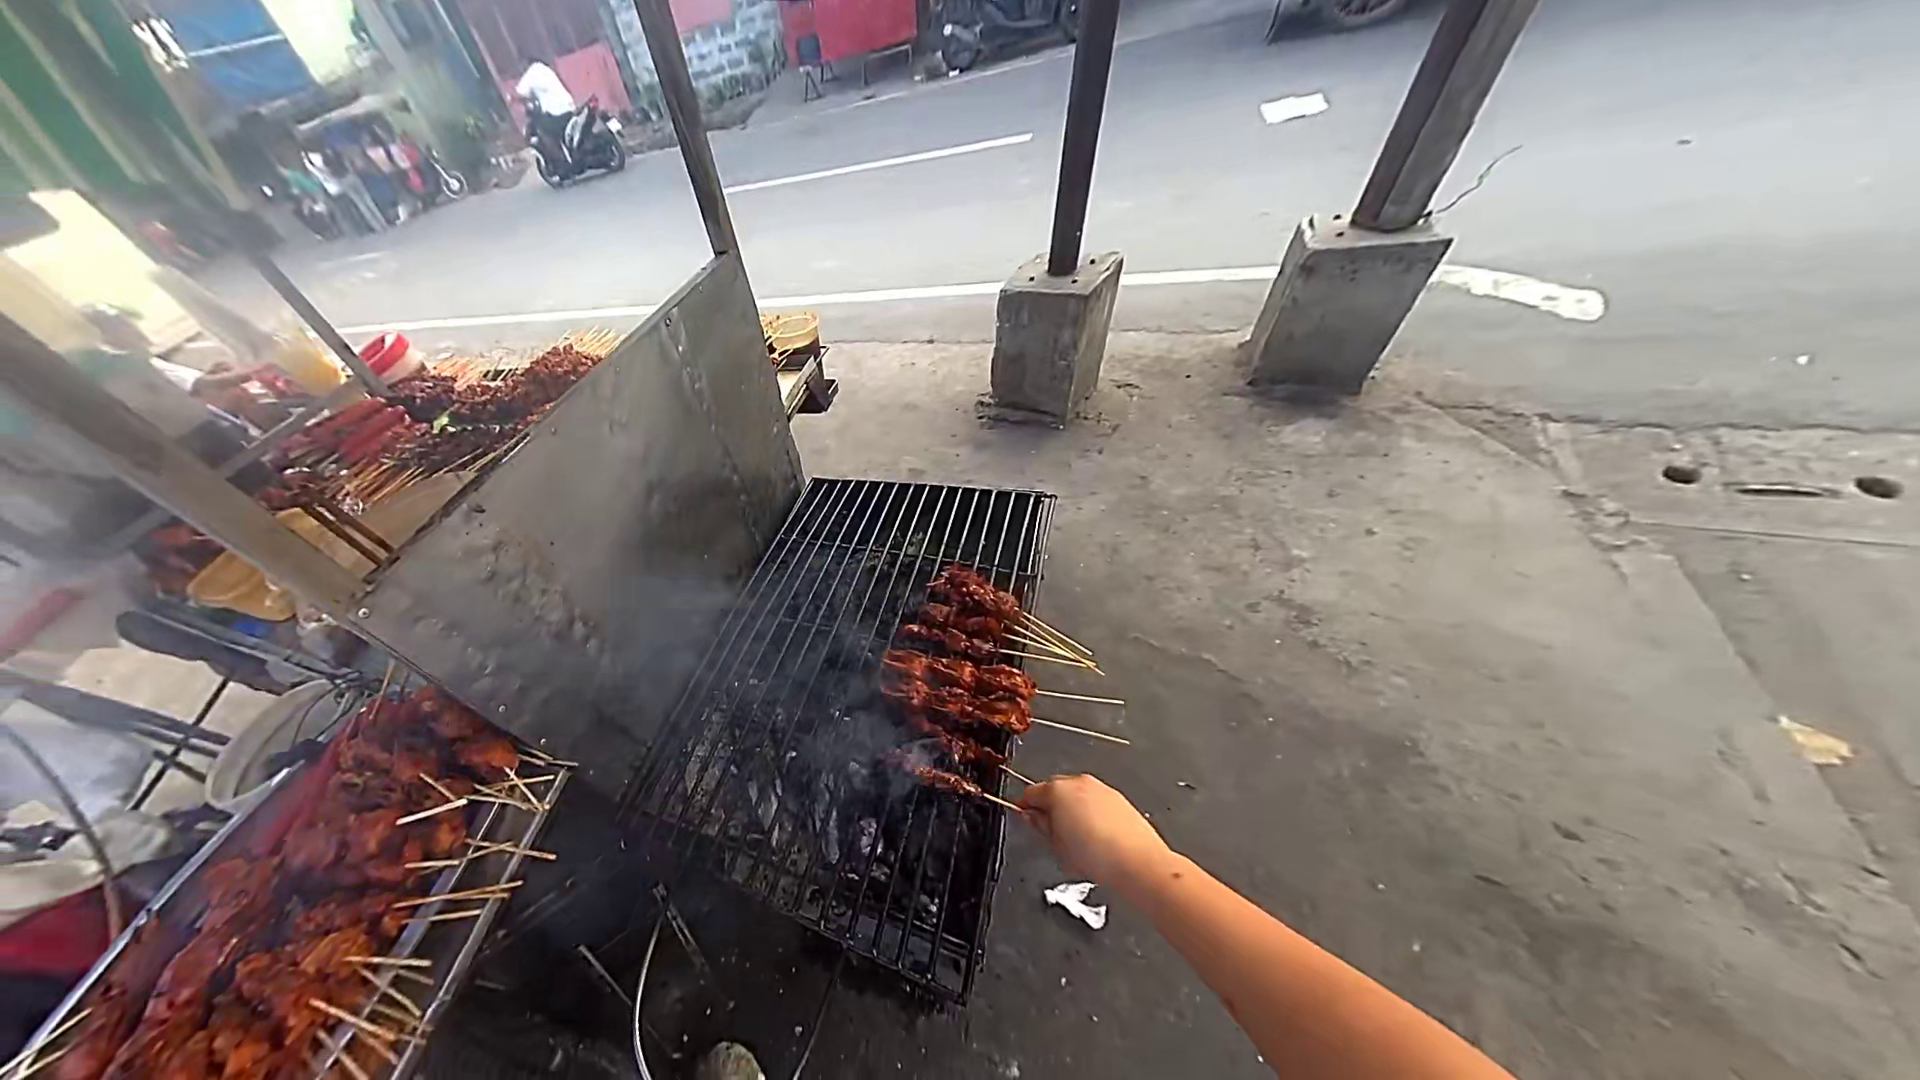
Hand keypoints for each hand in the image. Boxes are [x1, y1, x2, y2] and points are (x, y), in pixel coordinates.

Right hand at [1020, 774, 1172, 887]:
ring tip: (1077, 839)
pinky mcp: (1117, 797)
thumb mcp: (1056, 847)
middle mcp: (1079, 782)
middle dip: (1050, 807)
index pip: (1031, 792)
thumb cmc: (1097, 857)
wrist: (1136, 862)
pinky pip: (1095, 800)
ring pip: (1076, 794)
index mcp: (1057, 790)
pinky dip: (1091, 812)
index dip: (1026, 807)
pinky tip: (1096, 836)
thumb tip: (1033, 817)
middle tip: (1052, 833)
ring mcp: (1100, 788)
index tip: (1027, 819)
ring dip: (1071, 809)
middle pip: (1054, 789)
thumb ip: (1040, 826)